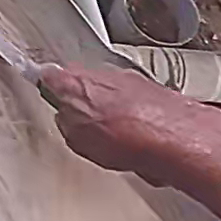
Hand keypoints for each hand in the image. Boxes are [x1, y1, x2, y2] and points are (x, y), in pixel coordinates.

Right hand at [36, 63, 220, 185]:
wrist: (180, 140)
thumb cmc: (131, 138)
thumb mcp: (77, 139)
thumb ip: (66, 123)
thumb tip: (66, 119)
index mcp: (78, 80)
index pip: (50, 75)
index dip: (45, 84)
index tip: (39, 88)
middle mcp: (106, 73)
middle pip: (83, 85)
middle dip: (82, 107)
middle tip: (81, 131)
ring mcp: (133, 81)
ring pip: (111, 98)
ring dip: (110, 117)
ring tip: (116, 146)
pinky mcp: (156, 93)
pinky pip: (135, 112)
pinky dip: (135, 126)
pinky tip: (140, 147)